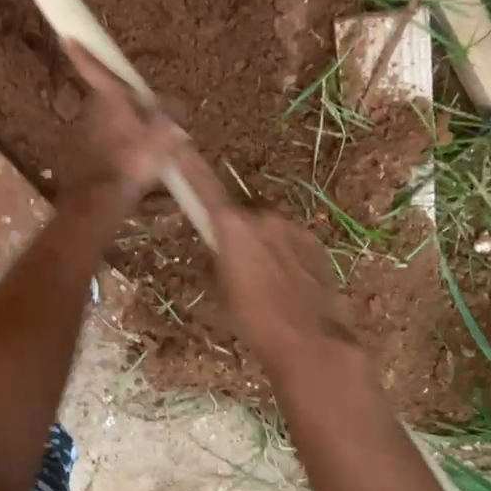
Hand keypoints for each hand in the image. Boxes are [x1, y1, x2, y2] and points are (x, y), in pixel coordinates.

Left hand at [61, 41, 187, 202]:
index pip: (94, 70)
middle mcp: (90, 110)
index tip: (66, 36)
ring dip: (120, 129)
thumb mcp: (163, 139)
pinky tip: (126, 165)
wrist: (97, 201)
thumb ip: (168, 119)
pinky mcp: (76, 152)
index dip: (82, 53)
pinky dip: (111, 148)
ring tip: (142, 150)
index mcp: (109, 100)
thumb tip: (174, 108)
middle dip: (125, 105)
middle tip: (148, 121)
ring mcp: (80, 131)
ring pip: (105, 122)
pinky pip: (99, 142)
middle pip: (109, 98)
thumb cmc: (132, 164)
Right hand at [170, 145, 343, 360]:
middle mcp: (262, 215)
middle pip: (239, 207)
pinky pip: (288, 237)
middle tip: (228, 253)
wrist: (312, 342)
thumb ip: (216, 254)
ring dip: (258, 237)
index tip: (175, 148)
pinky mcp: (315, 242)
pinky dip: (281, 249)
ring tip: (259, 274)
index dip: (187, 165)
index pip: (202, 184)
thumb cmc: (253, 319)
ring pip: (265, 223)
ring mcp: (293, 226)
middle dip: (232, 222)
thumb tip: (216, 245)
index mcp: (231, 224)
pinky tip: (282, 279)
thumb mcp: (219, 287)